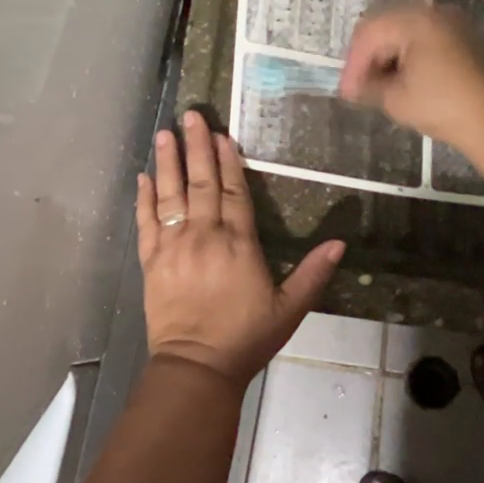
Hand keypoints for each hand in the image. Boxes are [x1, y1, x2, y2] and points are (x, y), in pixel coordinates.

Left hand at [137, 111, 345, 386]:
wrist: (197, 367)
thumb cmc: (247, 338)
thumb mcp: (290, 309)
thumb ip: (313, 274)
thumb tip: (341, 243)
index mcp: (238, 243)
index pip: (233, 191)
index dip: (228, 160)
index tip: (222, 134)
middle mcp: (204, 236)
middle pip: (201, 182)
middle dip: (196, 146)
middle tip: (190, 115)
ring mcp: (174, 247)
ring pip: (170, 195)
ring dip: (167, 162)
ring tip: (164, 133)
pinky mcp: (152, 262)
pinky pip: (146, 222)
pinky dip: (143, 198)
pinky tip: (142, 176)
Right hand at [339, 4, 483, 146]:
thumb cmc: (441, 106)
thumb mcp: (395, 99)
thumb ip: (368, 86)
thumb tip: (355, 86)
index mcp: (414, 20)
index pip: (369, 33)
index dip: (353, 63)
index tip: (346, 91)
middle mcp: (432, 13)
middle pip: (384, 26)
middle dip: (367, 57)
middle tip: (357, 86)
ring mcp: (449, 23)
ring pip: (403, 31)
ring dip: (386, 56)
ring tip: (377, 85)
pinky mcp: (460, 38)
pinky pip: (422, 38)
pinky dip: (406, 55)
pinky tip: (399, 78)